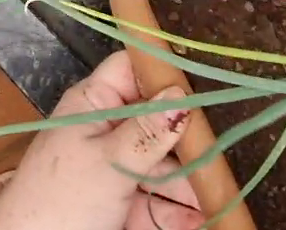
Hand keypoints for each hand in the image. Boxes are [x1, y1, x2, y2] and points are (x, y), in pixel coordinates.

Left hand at [0, 51, 204, 229]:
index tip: (202, 79)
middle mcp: (106, 131)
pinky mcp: (123, 209)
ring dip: (191, 184)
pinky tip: (205, 221)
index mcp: (93, 104)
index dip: (162, 71)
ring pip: (163, 168)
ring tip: (222, 196)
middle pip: (155, 124)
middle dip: (187, 140)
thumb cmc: (62, 196)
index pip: (131, 71)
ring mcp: (116, 171)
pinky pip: (159, 205)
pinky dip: (180, 215)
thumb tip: (181, 95)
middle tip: (223, 152)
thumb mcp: (109, 161)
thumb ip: (148, 133)